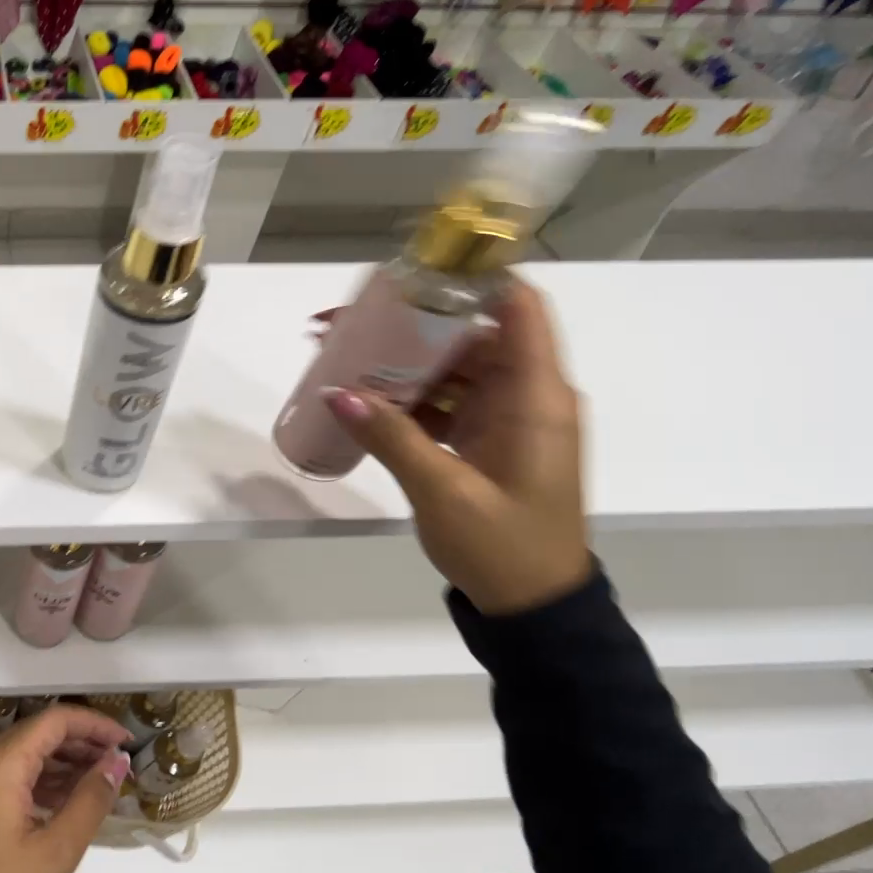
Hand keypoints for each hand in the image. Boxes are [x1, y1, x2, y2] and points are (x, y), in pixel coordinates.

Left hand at [0, 705, 131, 872]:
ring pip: (24, 750)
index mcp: (1, 763)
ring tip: (101, 781)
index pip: (55, 720)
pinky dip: (40, 777)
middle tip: (118, 764)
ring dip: (62, 760)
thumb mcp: (57, 849)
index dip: (95, 724)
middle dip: (82, 742)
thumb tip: (116, 762)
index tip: (127, 742)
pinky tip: (68, 797)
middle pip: (38, 731)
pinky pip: (9, 771)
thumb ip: (91, 799)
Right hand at [321, 276, 591, 614]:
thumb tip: (337, 393)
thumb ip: (392, 437)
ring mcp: (509, 420)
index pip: (518, 309)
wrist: (534, 602)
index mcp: (536, 397)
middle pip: (474, 335)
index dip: (473, 279)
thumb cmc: (502, 546)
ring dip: (404, 363)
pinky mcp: (491, 442)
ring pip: (456, 370)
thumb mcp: (442, 492)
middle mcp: (528, 396)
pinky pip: (450, 403)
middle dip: (413, 322)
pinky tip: (366, 401)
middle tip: (349, 322)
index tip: (413, 270)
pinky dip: (411, 399)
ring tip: (344, 357)